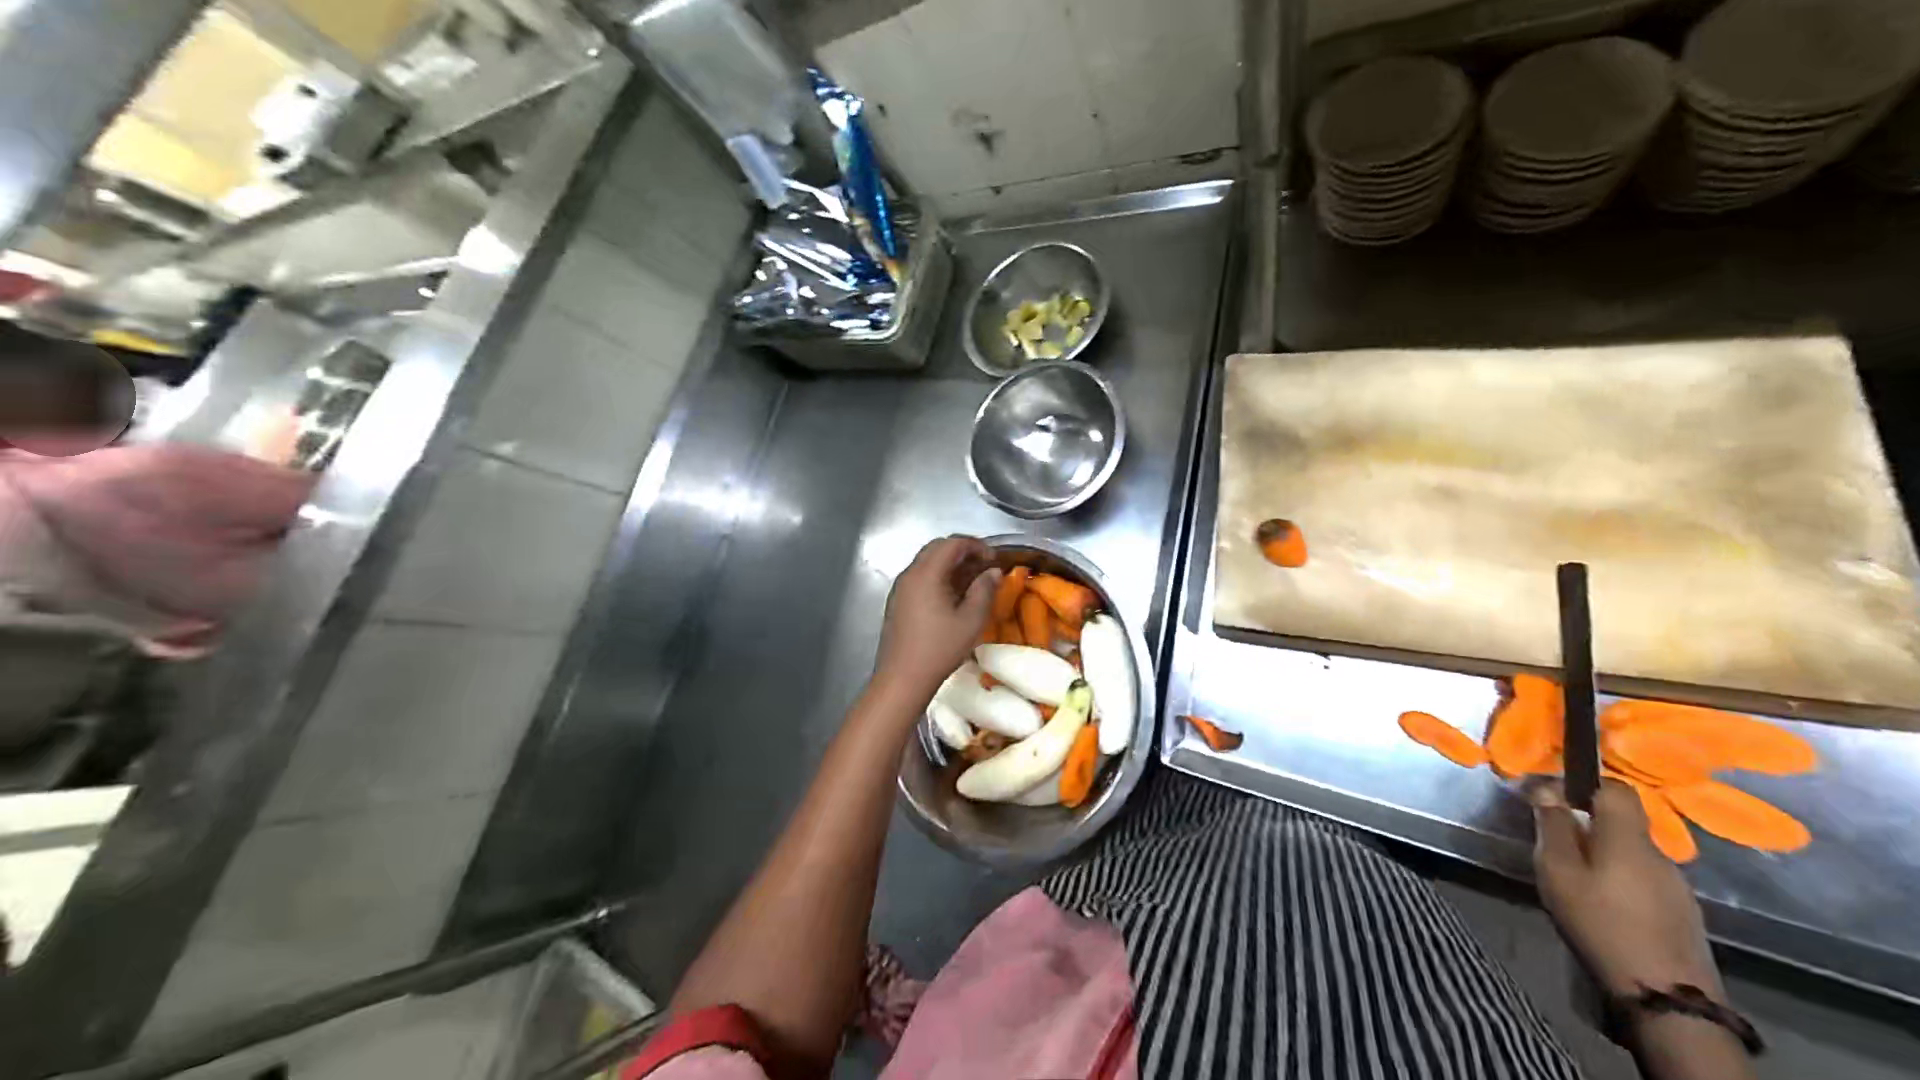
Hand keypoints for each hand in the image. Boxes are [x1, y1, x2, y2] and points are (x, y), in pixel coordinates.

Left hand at [873, 535, 999, 697]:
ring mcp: (900, 588)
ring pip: (926, 563)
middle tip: (984, 566)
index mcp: (926, 573)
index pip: (952, 543)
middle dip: (962, 551)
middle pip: (937, 548)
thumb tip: (993, 571)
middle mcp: (909, 574)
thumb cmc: (939, 648)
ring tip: (972, 581)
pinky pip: (920, 578)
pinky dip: (938, 577)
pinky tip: (952, 597)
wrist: (902, 678)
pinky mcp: (897, 602)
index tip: (993, 558)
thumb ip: (985, 589)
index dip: (976, 545)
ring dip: (950, 565)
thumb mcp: (971, 620)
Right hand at [1531, 779, 1723, 1000]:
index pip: (1616, 789)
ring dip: (1605, 854)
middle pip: (1622, 823)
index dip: (1586, 783)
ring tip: (1576, 877)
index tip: (1555, 796)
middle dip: (1589, 824)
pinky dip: (1621, 878)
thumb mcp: (1558, 870)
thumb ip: (1552, 826)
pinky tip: (1605, 903)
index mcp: (1628, 837)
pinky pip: (1645, 878)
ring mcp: (1677, 885)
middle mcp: (1659, 853)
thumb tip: (1546, 788)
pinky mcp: (1683, 911)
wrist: (1667, 994)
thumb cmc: (1600, 921)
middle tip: (1555, 843)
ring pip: (1633, 852)